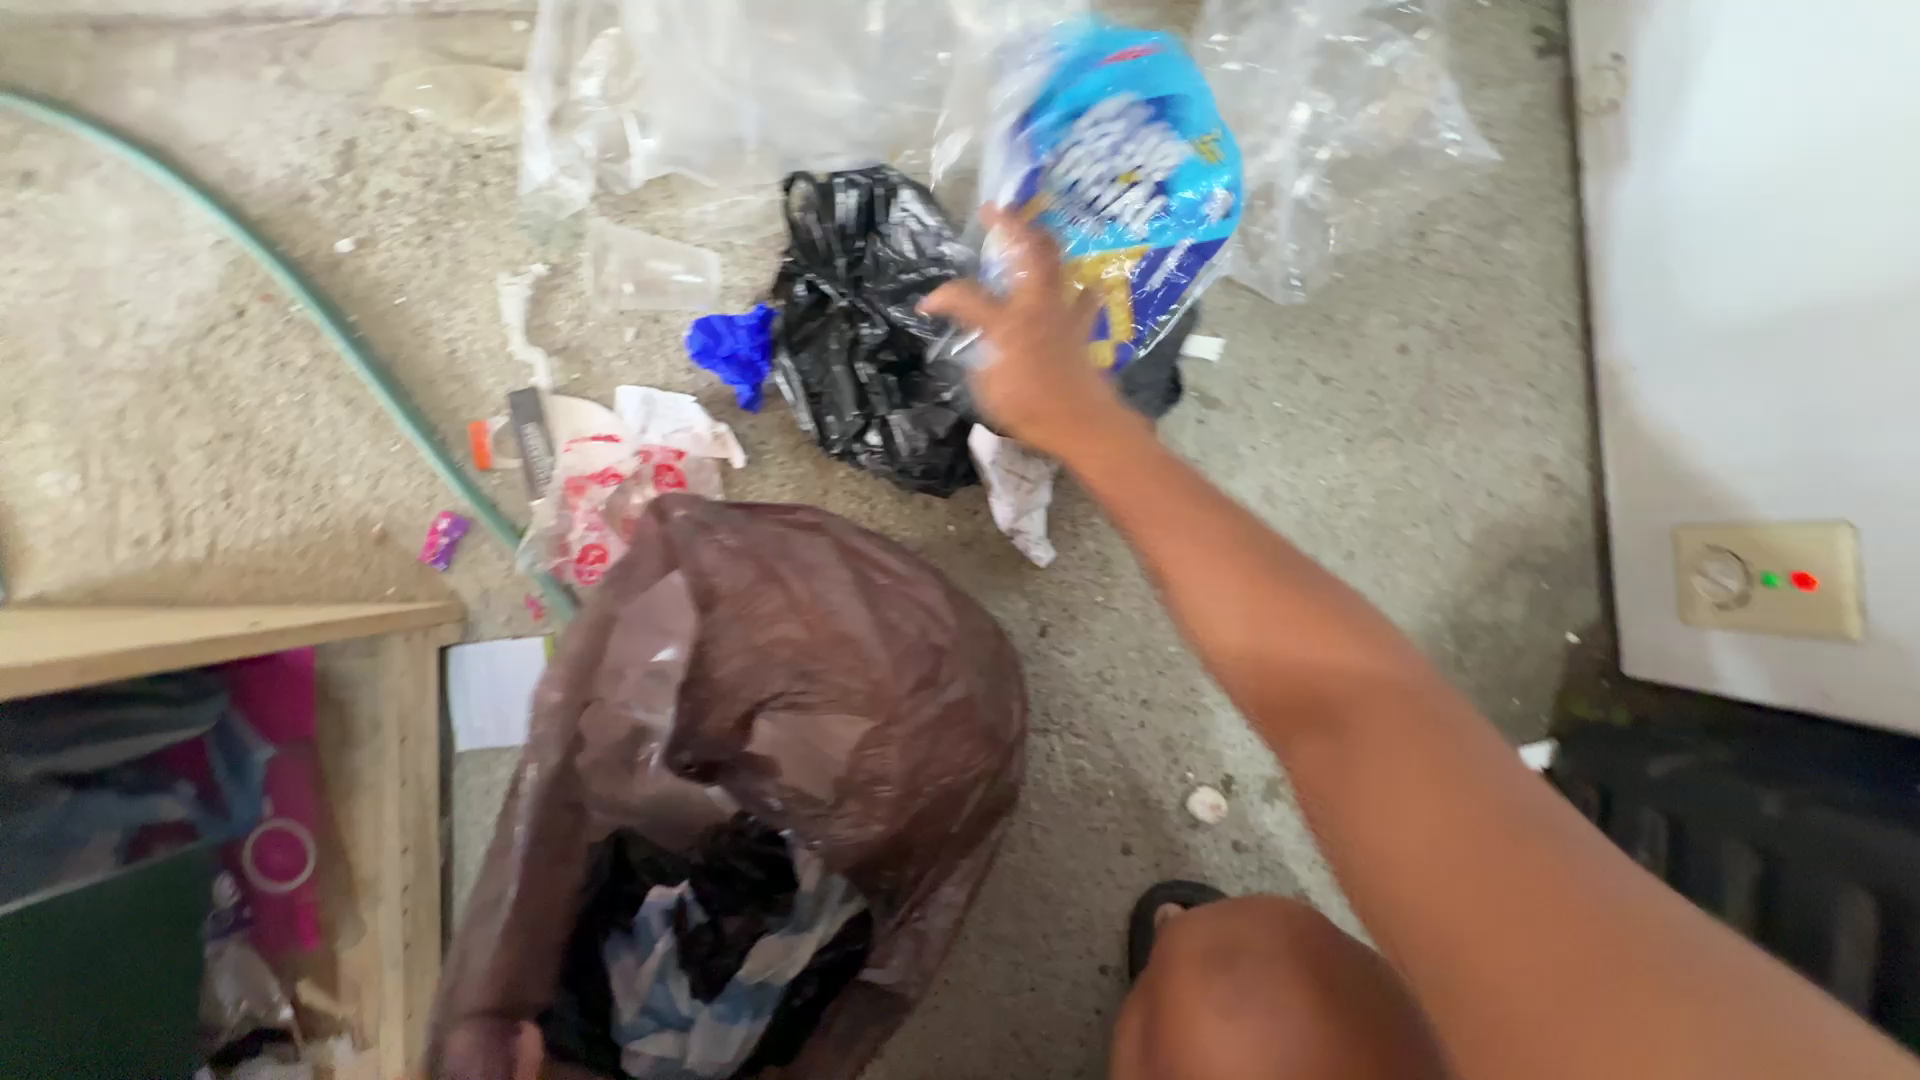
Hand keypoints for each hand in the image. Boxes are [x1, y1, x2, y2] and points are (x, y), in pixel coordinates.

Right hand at [921, 207, 1144, 459]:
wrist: (1084, 423)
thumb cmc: (1032, 412)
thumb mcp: (989, 391)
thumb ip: (980, 361)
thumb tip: (981, 348)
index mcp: (1006, 323)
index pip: (965, 297)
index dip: (942, 297)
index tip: (927, 305)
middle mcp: (1036, 307)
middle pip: (1027, 251)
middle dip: (1010, 224)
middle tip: (995, 210)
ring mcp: (1064, 313)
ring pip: (1059, 263)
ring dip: (1045, 243)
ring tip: (1035, 233)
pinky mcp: (1083, 328)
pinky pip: (1086, 298)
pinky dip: (1081, 289)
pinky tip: (1081, 286)